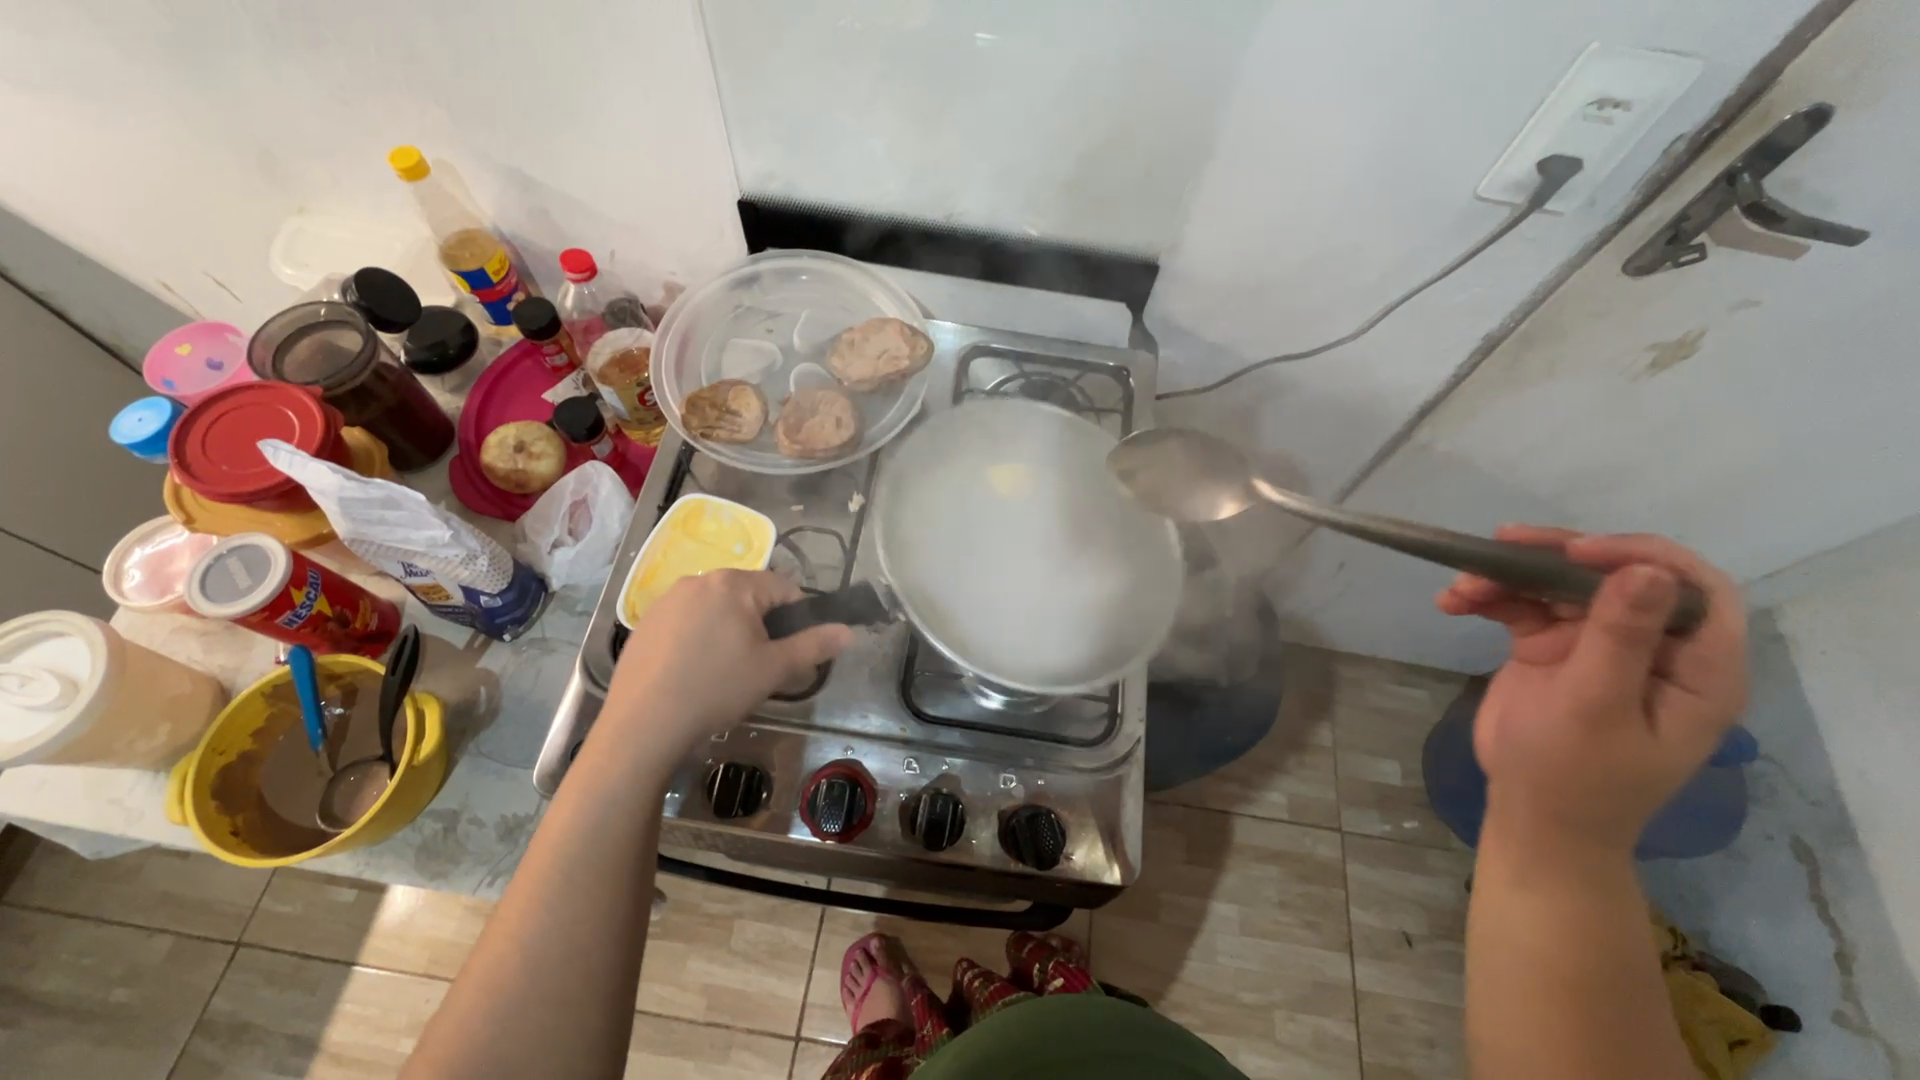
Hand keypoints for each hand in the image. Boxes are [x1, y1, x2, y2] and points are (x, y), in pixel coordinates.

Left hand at [595, 570, 852, 769]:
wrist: (643, 724)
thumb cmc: (716, 690)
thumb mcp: (773, 670)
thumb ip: (814, 645)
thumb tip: (849, 631)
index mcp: (733, 583)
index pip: (784, 587)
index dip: (797, 618)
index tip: (790, 653)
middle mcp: (698, 579)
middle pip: (749, 595)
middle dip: (761, 626)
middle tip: (759, 667)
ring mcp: (666, 599)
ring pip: (717, 609)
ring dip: (731, 631)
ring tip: (726, 673)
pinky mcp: (646, 622)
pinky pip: (688, 622)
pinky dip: (700, 639)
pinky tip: (694, 673)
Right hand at [1435, 526, 1747, 853]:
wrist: (1532, 819)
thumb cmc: (1577, 778)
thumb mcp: (1597, 709)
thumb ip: (1621, 640)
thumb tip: (1645, 570)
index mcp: (1694, 666)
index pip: (1691, 589)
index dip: (1642, 557)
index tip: (1578, 553)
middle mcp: (1654, 646)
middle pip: (1616, 576)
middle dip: (1558, 557)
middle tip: (1504, 543)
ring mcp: (1600, 646)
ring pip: (1561, 586)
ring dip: (1510, 576)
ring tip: (1461, 584)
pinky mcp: (1553, 650)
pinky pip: (1524, 607)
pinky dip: (1490, 598)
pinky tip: (1453, 602)